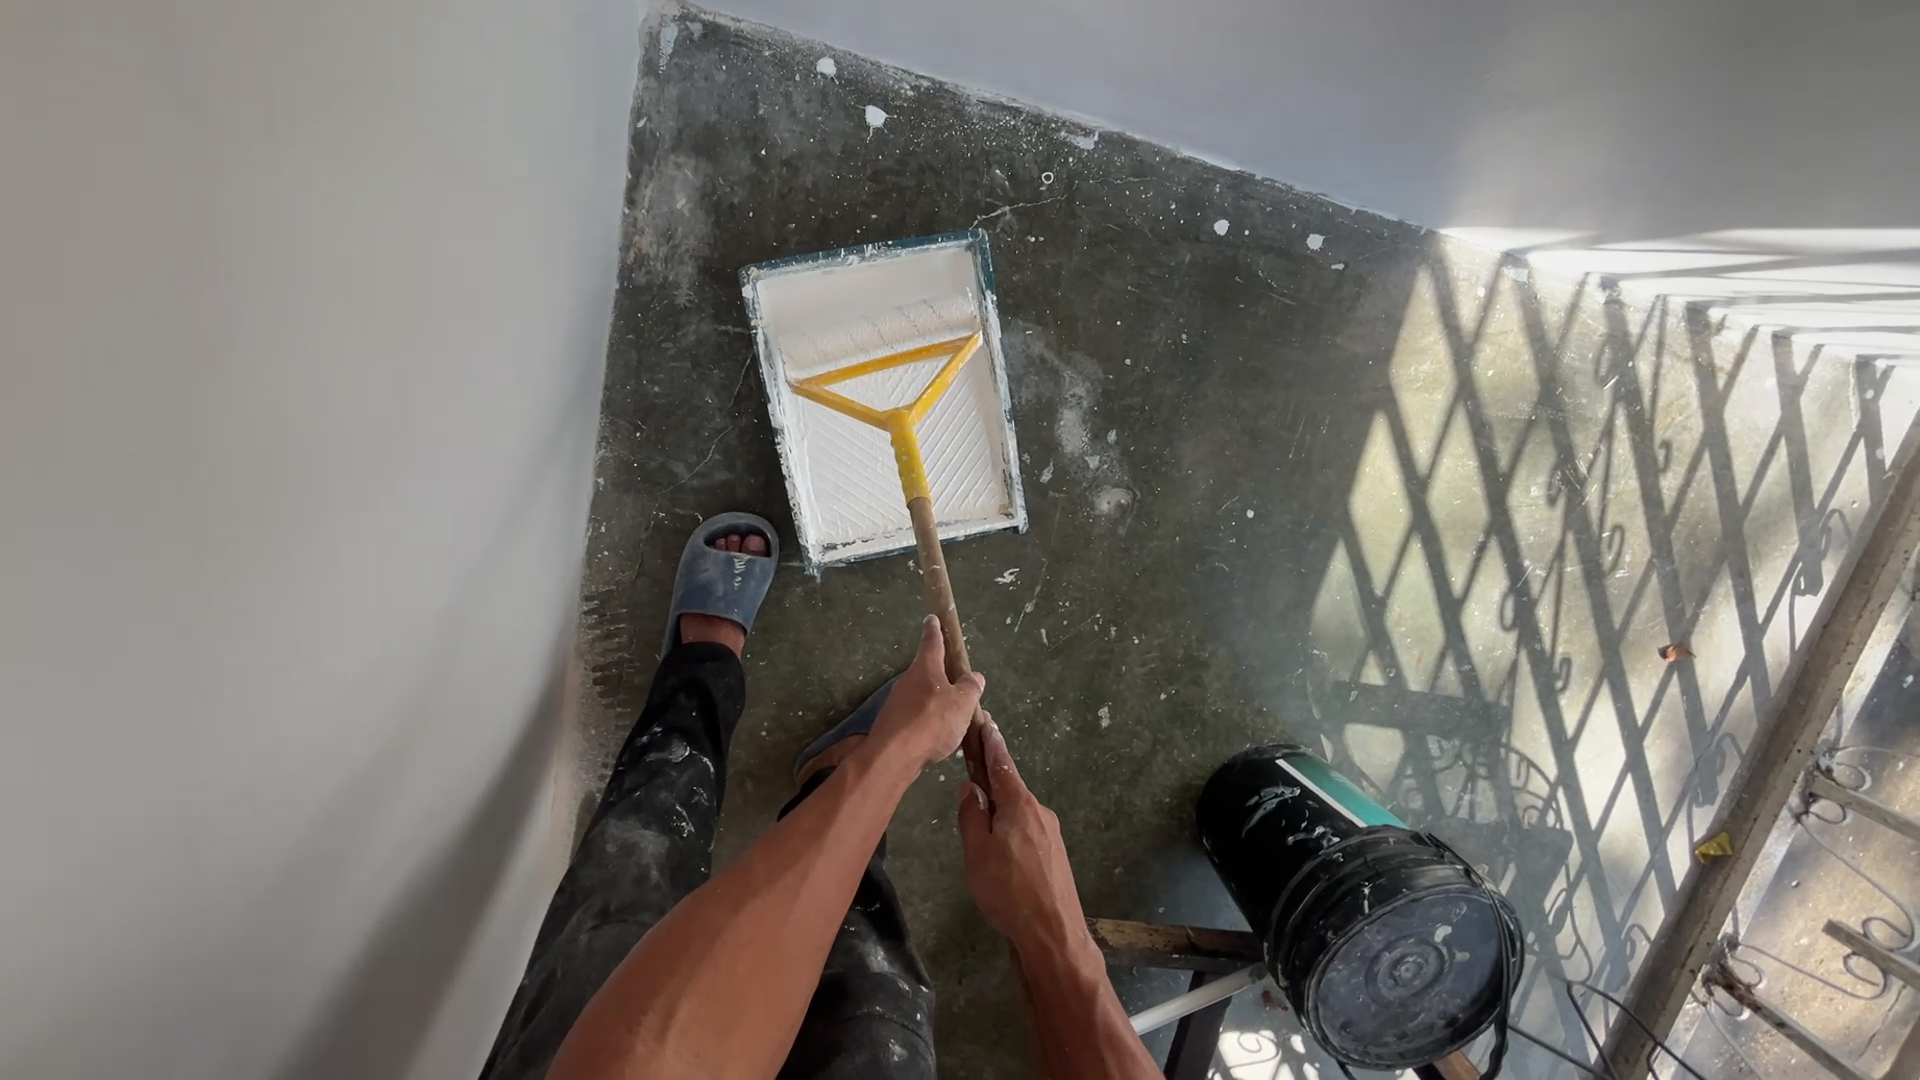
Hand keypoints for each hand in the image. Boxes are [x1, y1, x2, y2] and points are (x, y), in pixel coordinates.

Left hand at [870, 616, 985, 771]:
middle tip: (959, 680)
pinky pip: (917, 716)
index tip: (933, 618)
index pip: (932, 642)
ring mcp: (898, 702)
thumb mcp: (962, 704)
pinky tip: (941, 735)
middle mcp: (908, 680)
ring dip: (938, 701)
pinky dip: (930, 720)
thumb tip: (974, 676)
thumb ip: (970, 688)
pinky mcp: (894, 724)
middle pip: (928, 671)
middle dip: (943, 674)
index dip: (935, 630)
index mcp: (925, 668)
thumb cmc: (930, 722)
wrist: (893, 756)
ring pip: (923, 696)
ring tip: (957, 715)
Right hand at [956, 719, 1086, 951]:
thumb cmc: (1009, 891)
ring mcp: (1052, 834)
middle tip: (972, 797)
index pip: (1002, 764)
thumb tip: (970, 788)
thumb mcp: (977, 853)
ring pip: (1019, 816)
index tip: (986, 721)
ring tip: (984, 847)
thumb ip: (971, 817)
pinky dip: (1013, 836)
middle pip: (1011, 791)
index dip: (991, 743)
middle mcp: (1040, 812)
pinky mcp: (1056, 856)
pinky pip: (1029, 835)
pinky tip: (1005, 862)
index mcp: (1019, 805)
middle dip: (992, 789)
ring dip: (1002, 819)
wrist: (1054, 934)